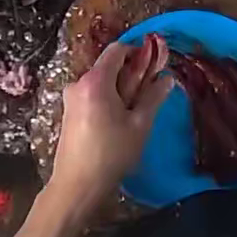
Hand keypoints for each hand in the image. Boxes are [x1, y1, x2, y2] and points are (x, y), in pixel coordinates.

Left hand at [43, 38, 175, 224]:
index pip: (117, 50)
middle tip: (149, 90)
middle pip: (108, 66)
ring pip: (101, 82)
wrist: (77, 186)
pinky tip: (118, 119)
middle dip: (130, 73)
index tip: (154, 64)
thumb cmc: (112, 153)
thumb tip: (167, 78)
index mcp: (96, 81)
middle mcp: (79, 84)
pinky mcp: (68, 112)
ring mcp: (71, 98)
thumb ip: (154, 97)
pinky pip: (92, 94)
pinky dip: (107, 98)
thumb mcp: (140, 124)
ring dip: (119, 87)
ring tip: (136, 109)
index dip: (137, 51)